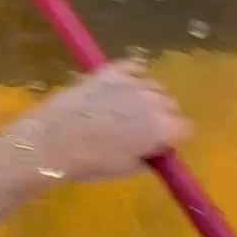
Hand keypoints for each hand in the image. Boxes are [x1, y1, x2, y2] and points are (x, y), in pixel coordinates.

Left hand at [3, 60, 189, 182]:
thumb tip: (152, 150)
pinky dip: (132, 75)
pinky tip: (121, 86)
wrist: (51, 141)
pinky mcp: (110, 70)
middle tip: (137, 130)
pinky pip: (134, 66)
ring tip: (122, 110)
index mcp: (162, 128)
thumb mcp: (125, 169)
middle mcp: (153, 101)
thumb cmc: (89, 162)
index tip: (156, 146)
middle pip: (170, 105)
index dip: (171, 138)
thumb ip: (148, 158)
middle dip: (160, 117)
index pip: (184, 128)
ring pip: (153, 86)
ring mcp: (132, 82)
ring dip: (145, 98)